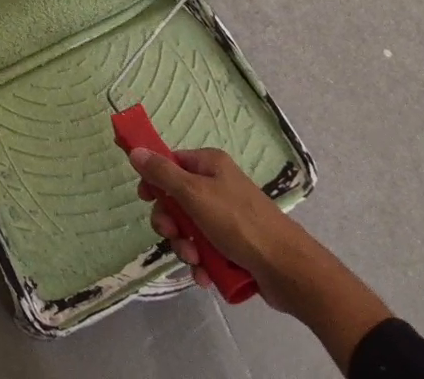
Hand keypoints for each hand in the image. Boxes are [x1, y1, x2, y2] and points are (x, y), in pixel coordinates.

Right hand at [127, 146, 305, 307]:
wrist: (287, 269)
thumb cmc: (239, 223)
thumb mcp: (194, 194)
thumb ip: (162, 173)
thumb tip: (135, 150)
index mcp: (210, 165)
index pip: (171, 163)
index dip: (155, 180)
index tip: (145, 198)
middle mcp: (218, 186)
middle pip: (176, 200)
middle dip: (171, 223)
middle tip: (174, 235)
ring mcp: (227, 217)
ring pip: (189, 229)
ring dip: (186, 247)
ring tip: (197, 260)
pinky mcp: (233, 244)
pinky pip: (205, 250)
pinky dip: (202, 262)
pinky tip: (206, 274)